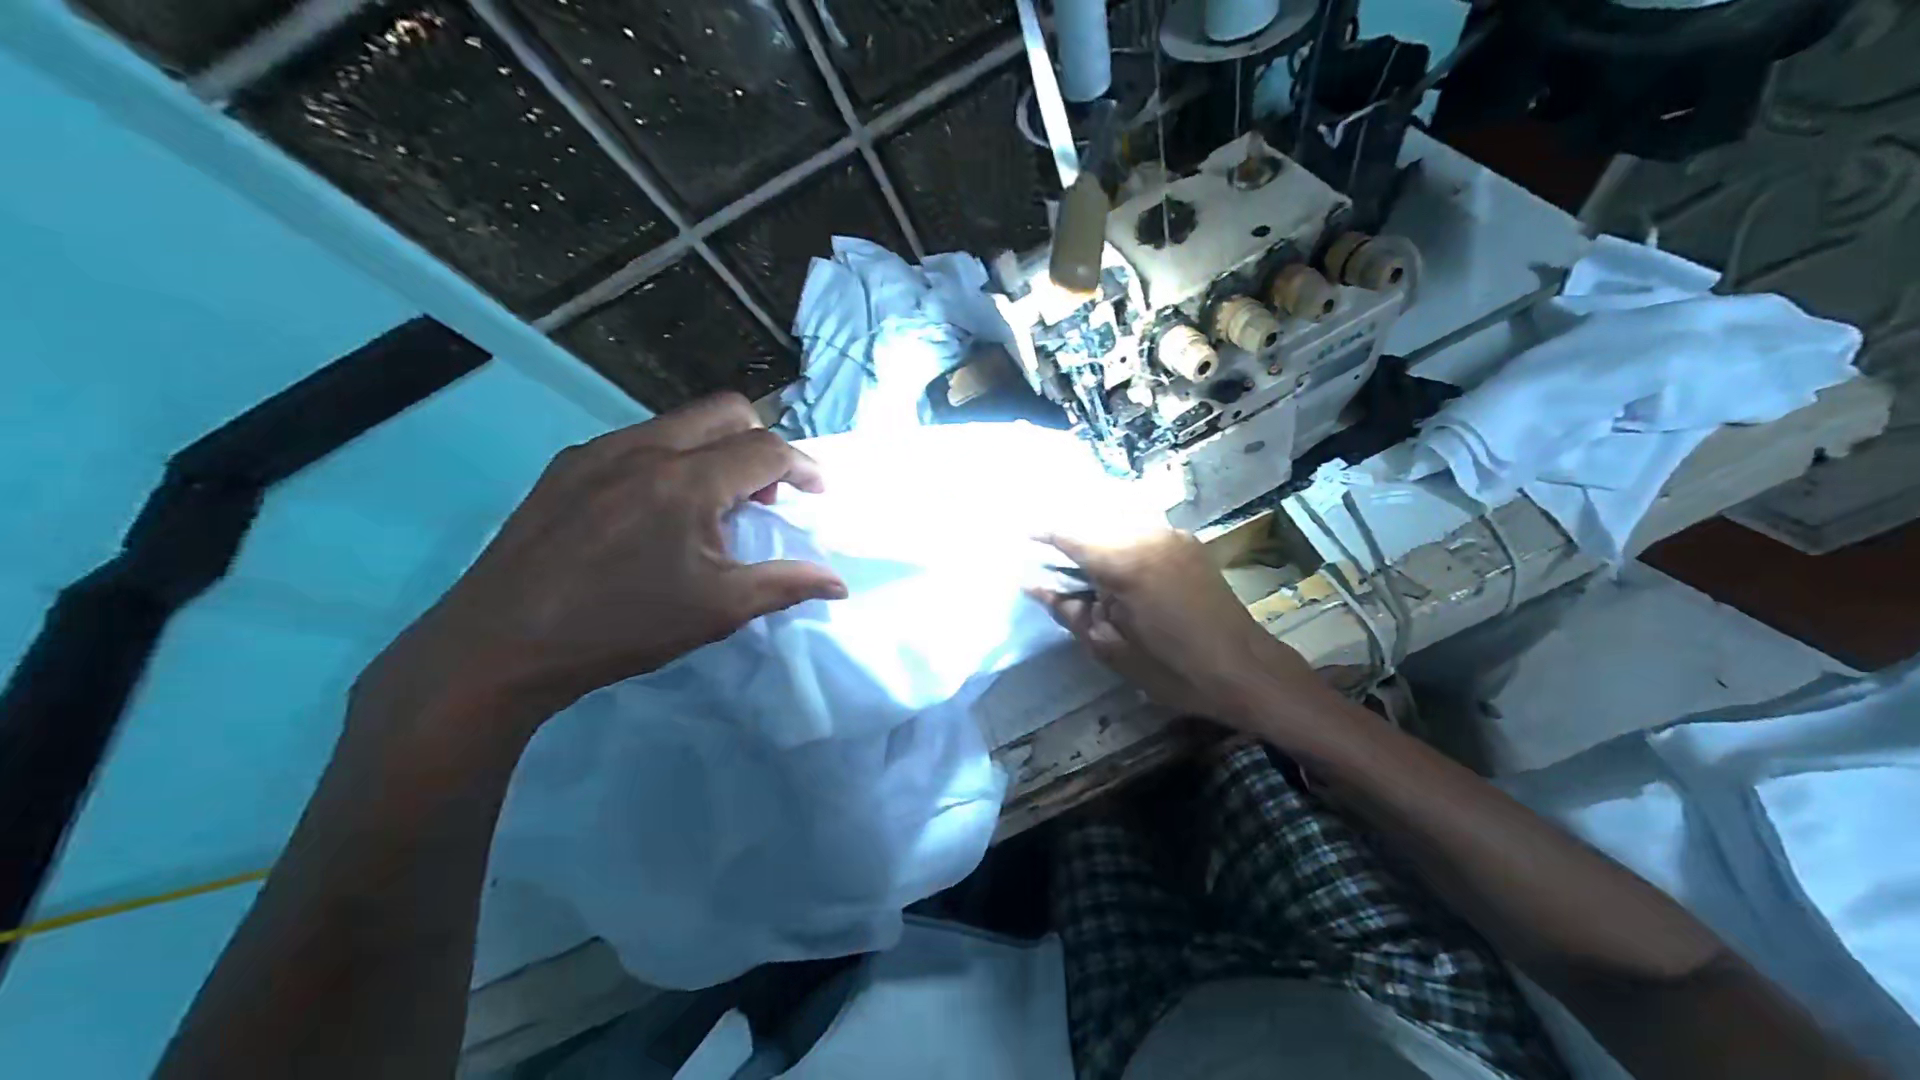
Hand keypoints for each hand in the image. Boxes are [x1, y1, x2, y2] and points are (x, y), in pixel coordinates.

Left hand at [355, 393, 847, 739]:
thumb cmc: (623, 626)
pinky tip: (656, 509)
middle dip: (762, 440)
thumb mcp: (718, 611)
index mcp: (687, 481)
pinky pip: (638, 440)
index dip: (804, 466)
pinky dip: (670, 458)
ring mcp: (599, 451)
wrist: (501, 644)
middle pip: (726, 411)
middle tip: (768, 489)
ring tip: (713, 501)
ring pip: (679, 422)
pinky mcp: (567, 466)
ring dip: (715, 448)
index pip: (766, 448)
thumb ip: (785, 586)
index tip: (817, 491)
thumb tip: (839, 583)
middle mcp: (646, 447)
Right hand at [1028, 529, 1336, 729]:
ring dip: (1095, 536)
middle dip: (1067, 536)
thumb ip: (1068, 609)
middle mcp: (1146, 536)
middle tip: (1049, 559)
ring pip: (1118, 521)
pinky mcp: (1187, 543)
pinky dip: (1120, 538)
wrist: (1245, 670)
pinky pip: (1141, 530)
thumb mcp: (1109, 647)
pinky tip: (1115, 563)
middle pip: (1092, 521)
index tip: (1021, 538)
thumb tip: (1033, 585)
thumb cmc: (1172, 669)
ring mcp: (1171, 535)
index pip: (1069, 535)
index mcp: (1123, 563)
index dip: (1041, 534)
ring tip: (1080, 563)